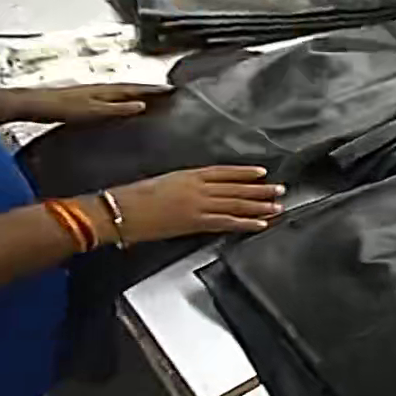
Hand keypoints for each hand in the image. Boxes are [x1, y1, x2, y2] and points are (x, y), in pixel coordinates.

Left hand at [0, 84, 169, 123]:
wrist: (29, 105)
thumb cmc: (60, 107)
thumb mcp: (94, 111)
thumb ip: (118, 108)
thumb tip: (142, 105)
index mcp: (106, 90)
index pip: (136, 89)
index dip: (154, 89)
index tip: (171, 89)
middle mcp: (100, 88)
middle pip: (129, 88)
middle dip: (147, 89)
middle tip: (163, 91)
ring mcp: (90, 93)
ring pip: (119, 92)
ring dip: (134, 93)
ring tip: (147, 98)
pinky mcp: (82, 100)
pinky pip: (110, 98)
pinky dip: (121, 99)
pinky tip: (119, 105)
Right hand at [93, 166, 284, 244]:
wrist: (114, 211)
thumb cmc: (130, 197)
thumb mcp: (162, 181)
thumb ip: (185, 184)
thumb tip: (201, 187)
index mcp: (189, 175)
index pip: (224, 172)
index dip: (245, 172)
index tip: (262, 172)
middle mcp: (198, 188)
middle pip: (237, 188)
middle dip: (261, 189)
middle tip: (281, 189)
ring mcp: (199, 205)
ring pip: (236, 204)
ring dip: (260, 205)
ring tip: (278, 205)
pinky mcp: (195, 223)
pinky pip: (227, 222)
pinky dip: (246, 223)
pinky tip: (261, 224)